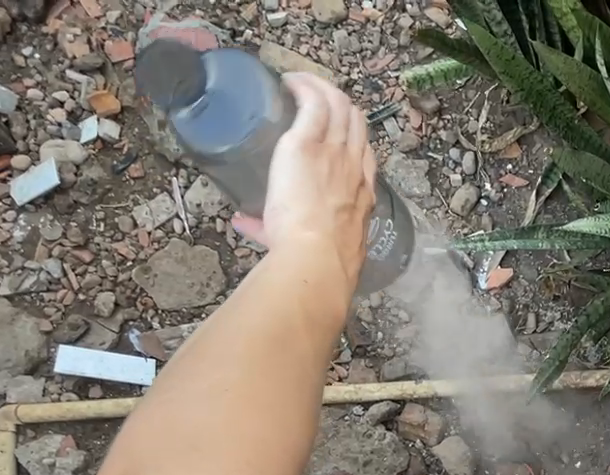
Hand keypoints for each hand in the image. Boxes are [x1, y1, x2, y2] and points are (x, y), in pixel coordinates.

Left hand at [231, 72, 375, 288]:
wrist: (319, 256)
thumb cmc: (320, 259)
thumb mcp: (311, 243)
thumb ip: (272, 230)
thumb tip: (244, 224)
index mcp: (361, 195)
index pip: (364, 156)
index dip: (351, 138)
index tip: (331, 133)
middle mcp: (353, 169)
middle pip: (357, 123)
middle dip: (339, 104)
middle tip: (313, 99)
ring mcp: (334, 154)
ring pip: (341, 105)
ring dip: (321, 88)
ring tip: (300, 82)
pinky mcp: (308, 143)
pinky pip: (314, 102)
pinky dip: (303, 85)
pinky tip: (288, 80)